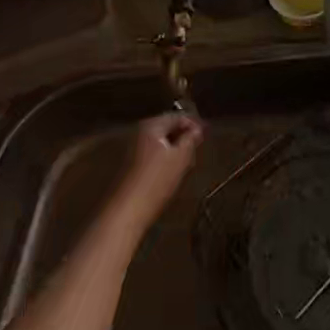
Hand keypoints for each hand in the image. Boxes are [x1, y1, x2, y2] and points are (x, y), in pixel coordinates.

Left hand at [109, 112, 203, 228]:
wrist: (125, 213)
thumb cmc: (156, 180)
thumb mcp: (181, 157)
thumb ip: (190, 139)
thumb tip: (196, 129)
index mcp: (151, 125)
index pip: (178, 117)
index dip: (194, 125)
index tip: (204, 137)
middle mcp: (137, 132)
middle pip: (166, 129)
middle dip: (182, 137)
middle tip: (195, 150)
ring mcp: (128, 150)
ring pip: (157, 143)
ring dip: (172, 150)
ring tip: (185, 163)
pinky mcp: (125, 167)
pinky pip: (148, 155)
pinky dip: (160, 159)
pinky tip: (168, 173)